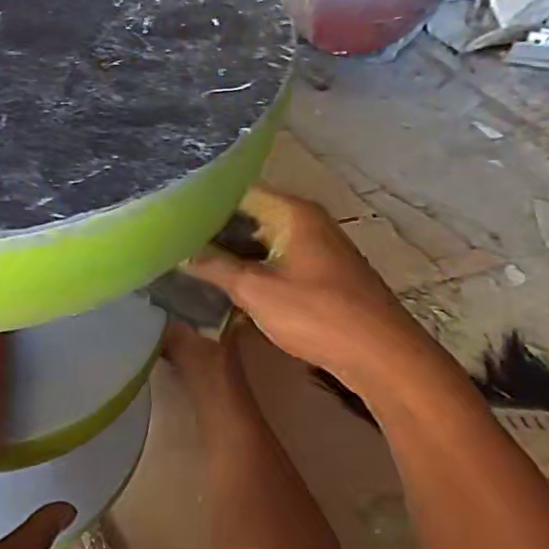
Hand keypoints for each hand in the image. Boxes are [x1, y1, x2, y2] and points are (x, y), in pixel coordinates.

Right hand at [182, 188, 443, 385]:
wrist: (383, 359)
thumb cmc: (318, 315)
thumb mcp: (253, 289)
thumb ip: (210, 265)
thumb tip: (172, 250)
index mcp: (293, 213)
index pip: (235, 189)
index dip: (199, 196)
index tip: (164, 206)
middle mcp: (304, 221)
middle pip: (244, 212)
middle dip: (206, 224)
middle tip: (165, 233)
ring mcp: (312, 246)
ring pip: (254, 236)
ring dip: (223, 246)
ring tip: (179, 253)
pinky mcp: (314, 271)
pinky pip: (267, 255)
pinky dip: (242, 262)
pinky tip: (214, 276)